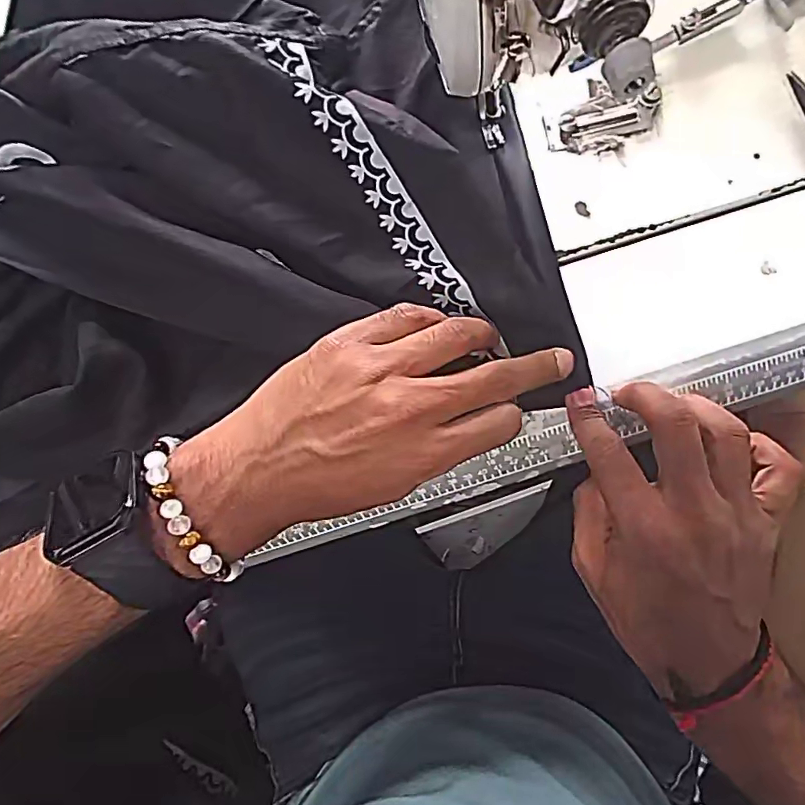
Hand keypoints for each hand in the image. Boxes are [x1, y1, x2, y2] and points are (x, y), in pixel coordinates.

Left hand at [159, 305, 573, 569]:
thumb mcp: (395, 487)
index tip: (518, 407)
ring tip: (487, 336)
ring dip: (483, 334)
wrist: (256, 470)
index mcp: (426, 450)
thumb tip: (467, 431)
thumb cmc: (318, 488)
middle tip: (548, 358)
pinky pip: (405, 316)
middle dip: (534, 366)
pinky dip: (429, 318)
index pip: (499, 421)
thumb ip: (440, 454)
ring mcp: (380, 368)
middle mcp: (410, 406)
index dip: (516, 414)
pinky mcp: (349, 343)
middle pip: (494, 375)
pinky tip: (433, 324)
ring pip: (456, 335)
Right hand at [564, 382, 802, 700]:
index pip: (609, 453)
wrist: (709, 663)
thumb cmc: (649, 622)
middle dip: (646, 395)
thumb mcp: (594, 572)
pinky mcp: (768, 522)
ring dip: (696, 407)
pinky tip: (732, 442)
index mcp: (643, 529)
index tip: (583, 402)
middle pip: (675, 426)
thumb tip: (595, 472)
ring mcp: (738, 515)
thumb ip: (588, 515)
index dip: (590, 418)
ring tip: (675, 406)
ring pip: (727, 434)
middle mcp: (693, 514)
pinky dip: (758, 443)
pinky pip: (779, 467)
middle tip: (628, 393)